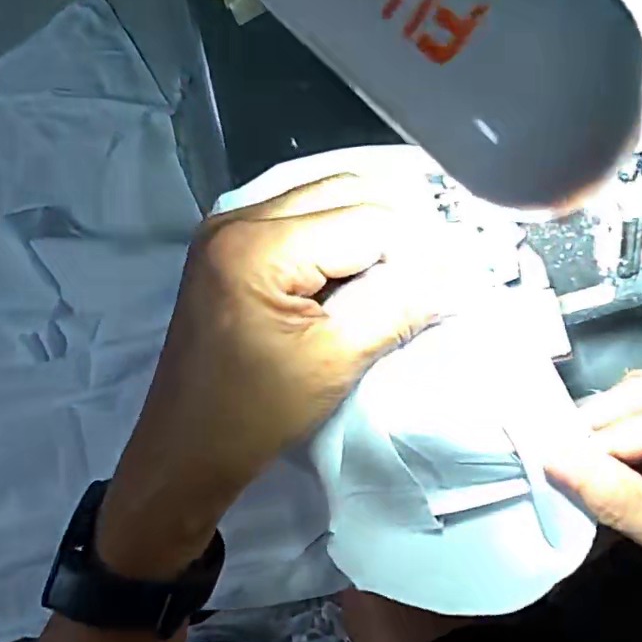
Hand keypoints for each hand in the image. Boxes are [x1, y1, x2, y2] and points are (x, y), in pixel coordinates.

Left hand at [98, 174, 444, 575]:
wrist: (186, 449)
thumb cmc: (255, 414)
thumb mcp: (337, 360)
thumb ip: (400, 307)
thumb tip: (455, 273)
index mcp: (256, 245)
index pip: (366, 220)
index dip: (415, 248)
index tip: (448, 282)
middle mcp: (237, 217)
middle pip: (345, 193)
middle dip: (395, 231)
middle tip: (429, 274)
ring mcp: (229, 228)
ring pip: (326, 200)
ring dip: (370, 232)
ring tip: (398, 277)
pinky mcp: (233, 246)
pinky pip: (303, 219)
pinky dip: (340, 240)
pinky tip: (358, 276)